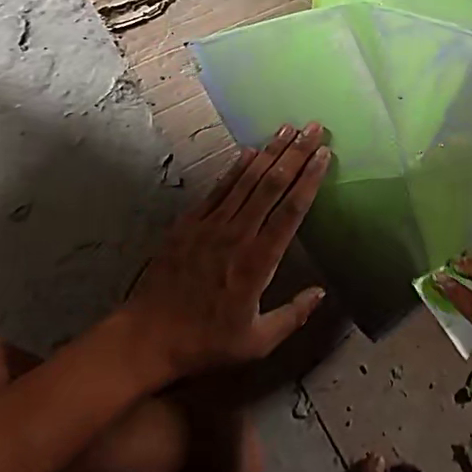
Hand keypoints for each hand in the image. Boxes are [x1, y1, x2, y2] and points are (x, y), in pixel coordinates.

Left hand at [118, 123, 332, 384]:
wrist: (148, 335)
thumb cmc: (206, 342)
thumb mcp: (256, 342)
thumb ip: (292, 315)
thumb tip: (321, 293)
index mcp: (257, 262)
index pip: (290, 211)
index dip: (309, 180)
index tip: (324, 155)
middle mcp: (236, 235)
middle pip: (270, 185)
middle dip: (295, 154)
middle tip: (313, 129)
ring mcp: (210, 225)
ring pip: (245, 180)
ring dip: (269, 152)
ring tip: (287, 129)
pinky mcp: (189, 224)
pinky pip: (218, 189)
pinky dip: (235, 168)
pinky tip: (249, 152)